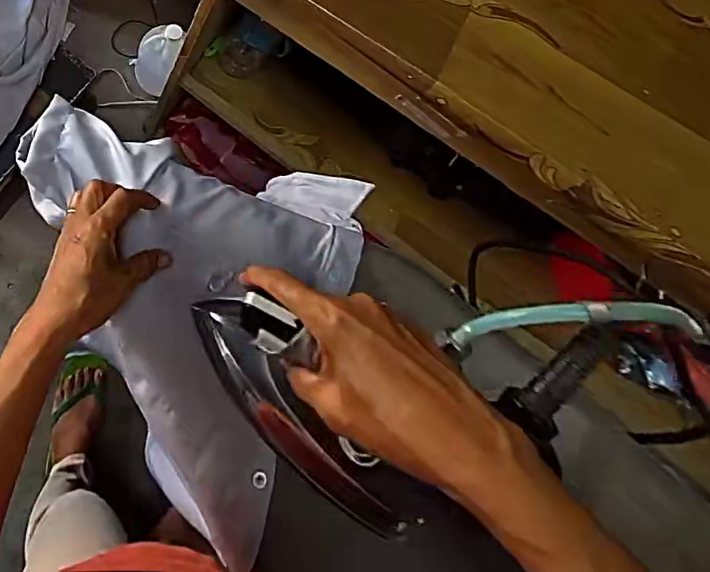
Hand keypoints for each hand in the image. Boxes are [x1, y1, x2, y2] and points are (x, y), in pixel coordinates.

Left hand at [29, 181, 171, 342]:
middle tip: (132, 204)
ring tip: (116, 213)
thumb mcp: (124, 281)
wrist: (53, 321)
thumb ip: (145, 264)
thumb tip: (162, 257)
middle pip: (97, 188)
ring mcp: (68, 233)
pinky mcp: (61, 245)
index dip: (141, 197)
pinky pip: (74, 215)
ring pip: (81, 197)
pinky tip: (100, 231)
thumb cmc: (84, 300)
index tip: (152, 205)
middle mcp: (80, 224)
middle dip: (117, 190)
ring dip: (100, 198)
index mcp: (98, 227)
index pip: (122, 197)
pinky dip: (89, 213)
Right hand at [241, 266, 534, 501]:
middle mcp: (364, 307)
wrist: (459, 433)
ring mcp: (389, 314)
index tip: (249, 275)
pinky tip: (375, 385)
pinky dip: (363, 349)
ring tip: (350, 390)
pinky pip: (372, 330)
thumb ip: (303, 379)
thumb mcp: (333, 409)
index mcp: (338, 320)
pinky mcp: (408, 327)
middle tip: (305, 369)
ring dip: (339, 346)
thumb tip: (299, 368)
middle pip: (319, 309)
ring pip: (347, 322)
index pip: (290, 289)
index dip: (264, 279)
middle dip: (307, 335)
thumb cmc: (398, 424)